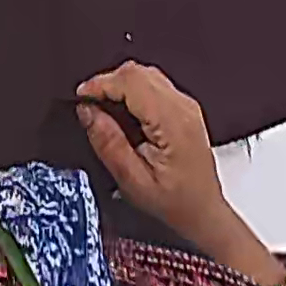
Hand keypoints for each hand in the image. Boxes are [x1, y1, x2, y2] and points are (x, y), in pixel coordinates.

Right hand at [79, 62, 285, 285]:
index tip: (81, 96)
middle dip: (107, 82)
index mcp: (173, 122)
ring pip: (144, 73)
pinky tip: (123, 110)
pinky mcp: (182, 106)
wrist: (204, 214)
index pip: (132, 81)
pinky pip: (152, 83)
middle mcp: (182, 106)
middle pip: (137, 71)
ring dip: (119, 84)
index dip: (101, 83)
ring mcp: (185, 104)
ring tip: (103, 107)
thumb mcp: (133, 182)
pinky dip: (131, 89)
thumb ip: (109, 143)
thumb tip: (87, 111)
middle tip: (89, 103)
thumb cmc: (176, 204)